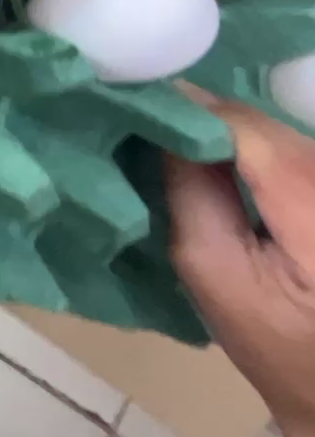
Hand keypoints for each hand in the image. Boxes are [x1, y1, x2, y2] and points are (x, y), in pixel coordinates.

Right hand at [168, 97, 314, 436]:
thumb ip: (191, 191)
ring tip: (183, 129)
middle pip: (283, 137)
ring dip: (240, 130)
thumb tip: (166, 124)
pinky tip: (229, 154)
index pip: (261, 143)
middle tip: (150, 107)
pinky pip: (307, 160)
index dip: (201, 111)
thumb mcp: (210, 268)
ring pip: (298, 141)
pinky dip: (266, 148)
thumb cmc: (270, 342)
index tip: (138, 94)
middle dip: (217, 118)